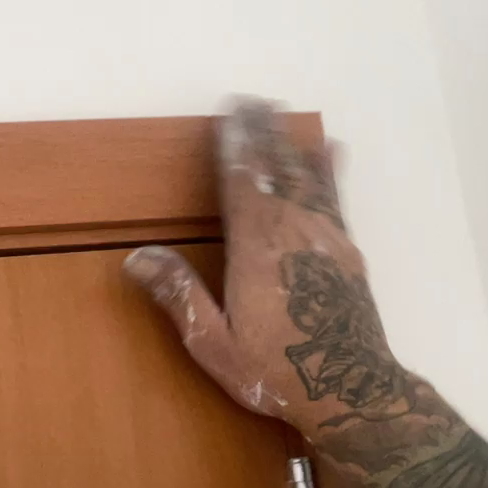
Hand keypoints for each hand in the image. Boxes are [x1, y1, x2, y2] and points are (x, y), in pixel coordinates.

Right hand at [123, 98, 412, 434]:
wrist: (349, 388)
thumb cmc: (272, 369)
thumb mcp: (212, 341)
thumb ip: (179, 296)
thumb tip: (137, 257)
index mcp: (257, 251)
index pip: (242, 185)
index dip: (233, 148)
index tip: (227, 113)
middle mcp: (296, 233)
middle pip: (277, 170)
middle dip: (263, 133)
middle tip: (252, 99)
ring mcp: (328, 239)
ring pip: (309, 177)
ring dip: (291, 143)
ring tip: (282, 113)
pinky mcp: (348, 252)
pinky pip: (335, 197)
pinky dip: (328, 170)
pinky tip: (331, 153)